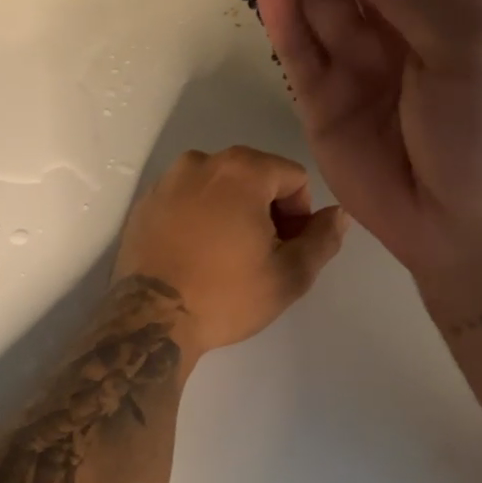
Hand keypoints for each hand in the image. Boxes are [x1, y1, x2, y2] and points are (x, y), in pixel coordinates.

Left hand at [113, 146, 348, 352]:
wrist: (150, 320)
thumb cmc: (225, 295)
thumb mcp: (289, 275)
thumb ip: (322, 239)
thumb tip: (339, 214)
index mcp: (241, 170)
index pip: (293, 177)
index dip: (300, 215)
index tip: (285, 250)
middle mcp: (199, 162)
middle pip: (254, 177)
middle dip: (266, 210)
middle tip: (259, 257)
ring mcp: (165, 182)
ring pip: (217, 188)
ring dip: (231, 213)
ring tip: (226, 258)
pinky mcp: (142, 205)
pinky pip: (185, 201)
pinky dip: (197, 219)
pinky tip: (195, 257)